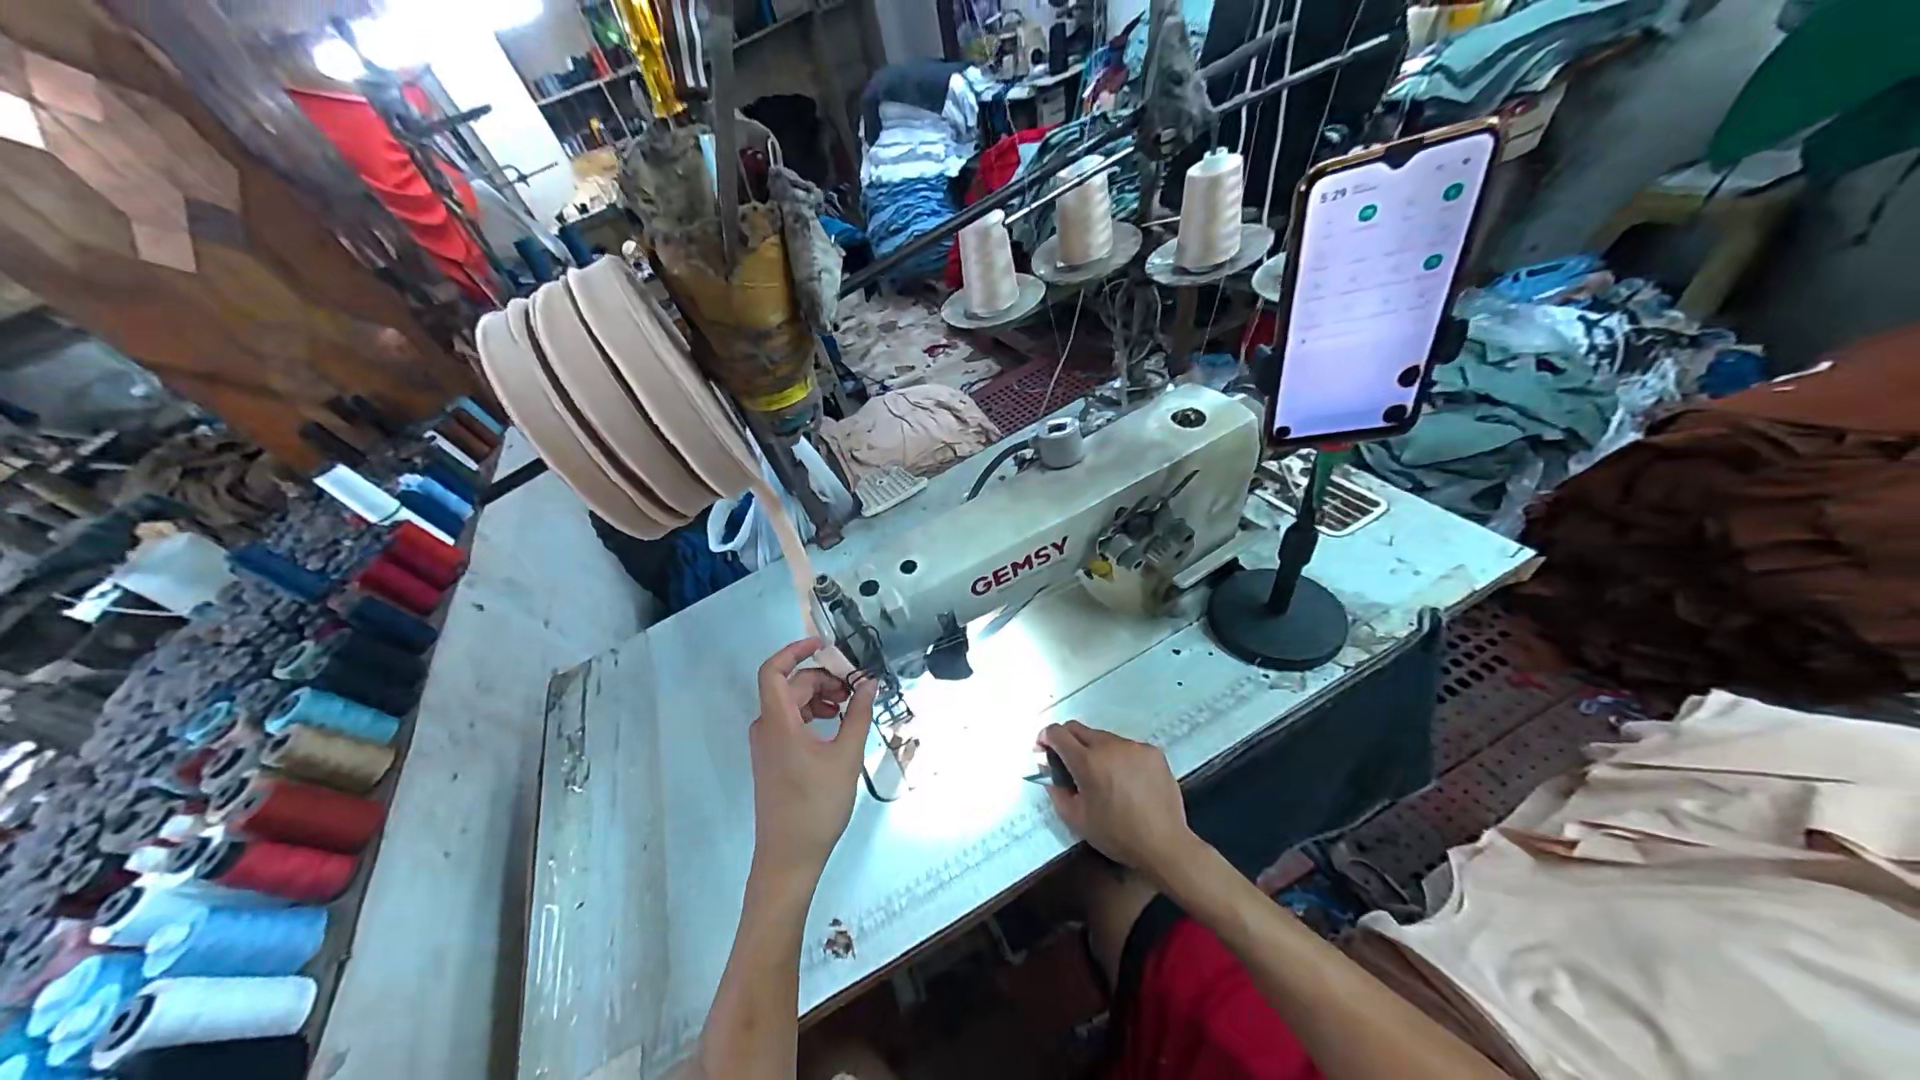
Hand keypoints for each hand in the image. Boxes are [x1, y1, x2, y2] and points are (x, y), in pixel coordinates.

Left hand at [748, 638, 877, 879]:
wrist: (789, 857)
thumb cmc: (816, 806)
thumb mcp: (846, 757)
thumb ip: (858, 715)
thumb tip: (870, 683)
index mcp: (778, 723)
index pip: (773, 670)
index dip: (795, 651)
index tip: (824, 645)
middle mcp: (766, 728)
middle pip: (791, 686)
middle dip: (823, 679)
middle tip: (855, 688)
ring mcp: (767, 744)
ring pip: (792, 704)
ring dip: (820, 697)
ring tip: (850, 708)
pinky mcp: (773, 758)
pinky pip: (791, 722)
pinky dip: (814, 715)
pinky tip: (837, 726)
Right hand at [1038, 721, 1201, 884]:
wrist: (1164, 843)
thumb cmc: (1116, 834)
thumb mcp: (1076, 818)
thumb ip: (1056, 790)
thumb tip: (1048, 770)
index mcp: (1087, 761)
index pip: (1057, 732)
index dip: (1045, 737)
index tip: (1044, 749)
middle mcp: (1109, 746)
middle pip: (1078, 729)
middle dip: (1067, 741)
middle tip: (1069, 763)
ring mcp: (1133, 746)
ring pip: (1104, 738)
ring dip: (1095, 750)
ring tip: (1103, 776)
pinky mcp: (1153, 751)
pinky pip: (1127, 747)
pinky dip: (1119, 757)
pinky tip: (1127, 780)